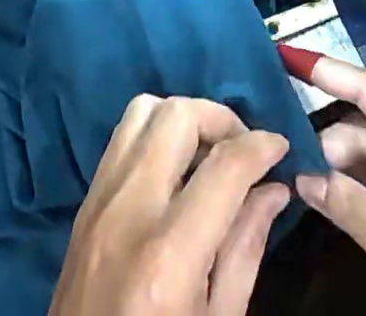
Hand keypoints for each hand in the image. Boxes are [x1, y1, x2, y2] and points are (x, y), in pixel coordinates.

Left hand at [50, 95, 291, 315]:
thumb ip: (246, 248)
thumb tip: (273, 188)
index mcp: (168, 254)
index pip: (223, 166)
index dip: (261, 145)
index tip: (281, 146)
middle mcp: (128, 209)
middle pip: (175, 115)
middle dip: (220, 118)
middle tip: (244, 149)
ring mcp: (98, 200)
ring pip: (142, 111)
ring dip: (183, 118)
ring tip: (210, 153)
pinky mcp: (85, 200)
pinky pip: (122, 137)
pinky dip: (156, 133)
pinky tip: (177, 167)